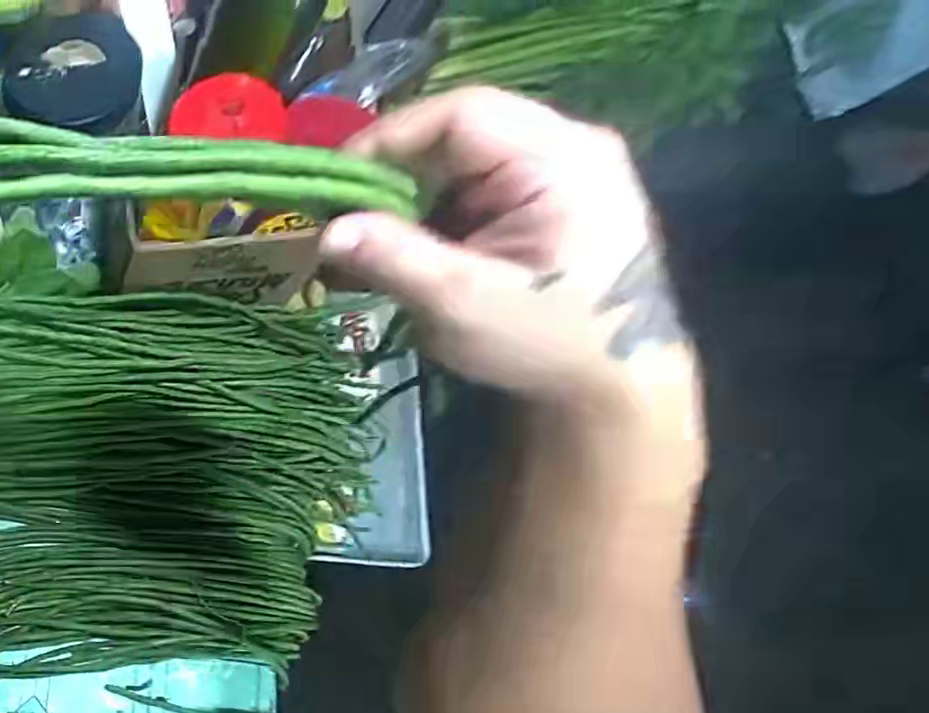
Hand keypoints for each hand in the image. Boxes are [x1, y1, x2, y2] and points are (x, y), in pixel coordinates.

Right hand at [321, 89, 695, 426]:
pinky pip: (455, 201)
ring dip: (394, 207)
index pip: (460, 115)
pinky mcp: (522, 211)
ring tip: (352, 247)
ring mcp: (539, 181)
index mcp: (556, 159)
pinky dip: (413, 227)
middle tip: (332, 220)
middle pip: (450, 140)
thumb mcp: (460, 302)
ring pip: (447, 172)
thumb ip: (393, 258)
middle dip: (385, 179)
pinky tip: (384, 258)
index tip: (332, 184)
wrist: (602, 382)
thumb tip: (326, 231)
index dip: (388, 140)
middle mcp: (553, 153)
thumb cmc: (541, 342)